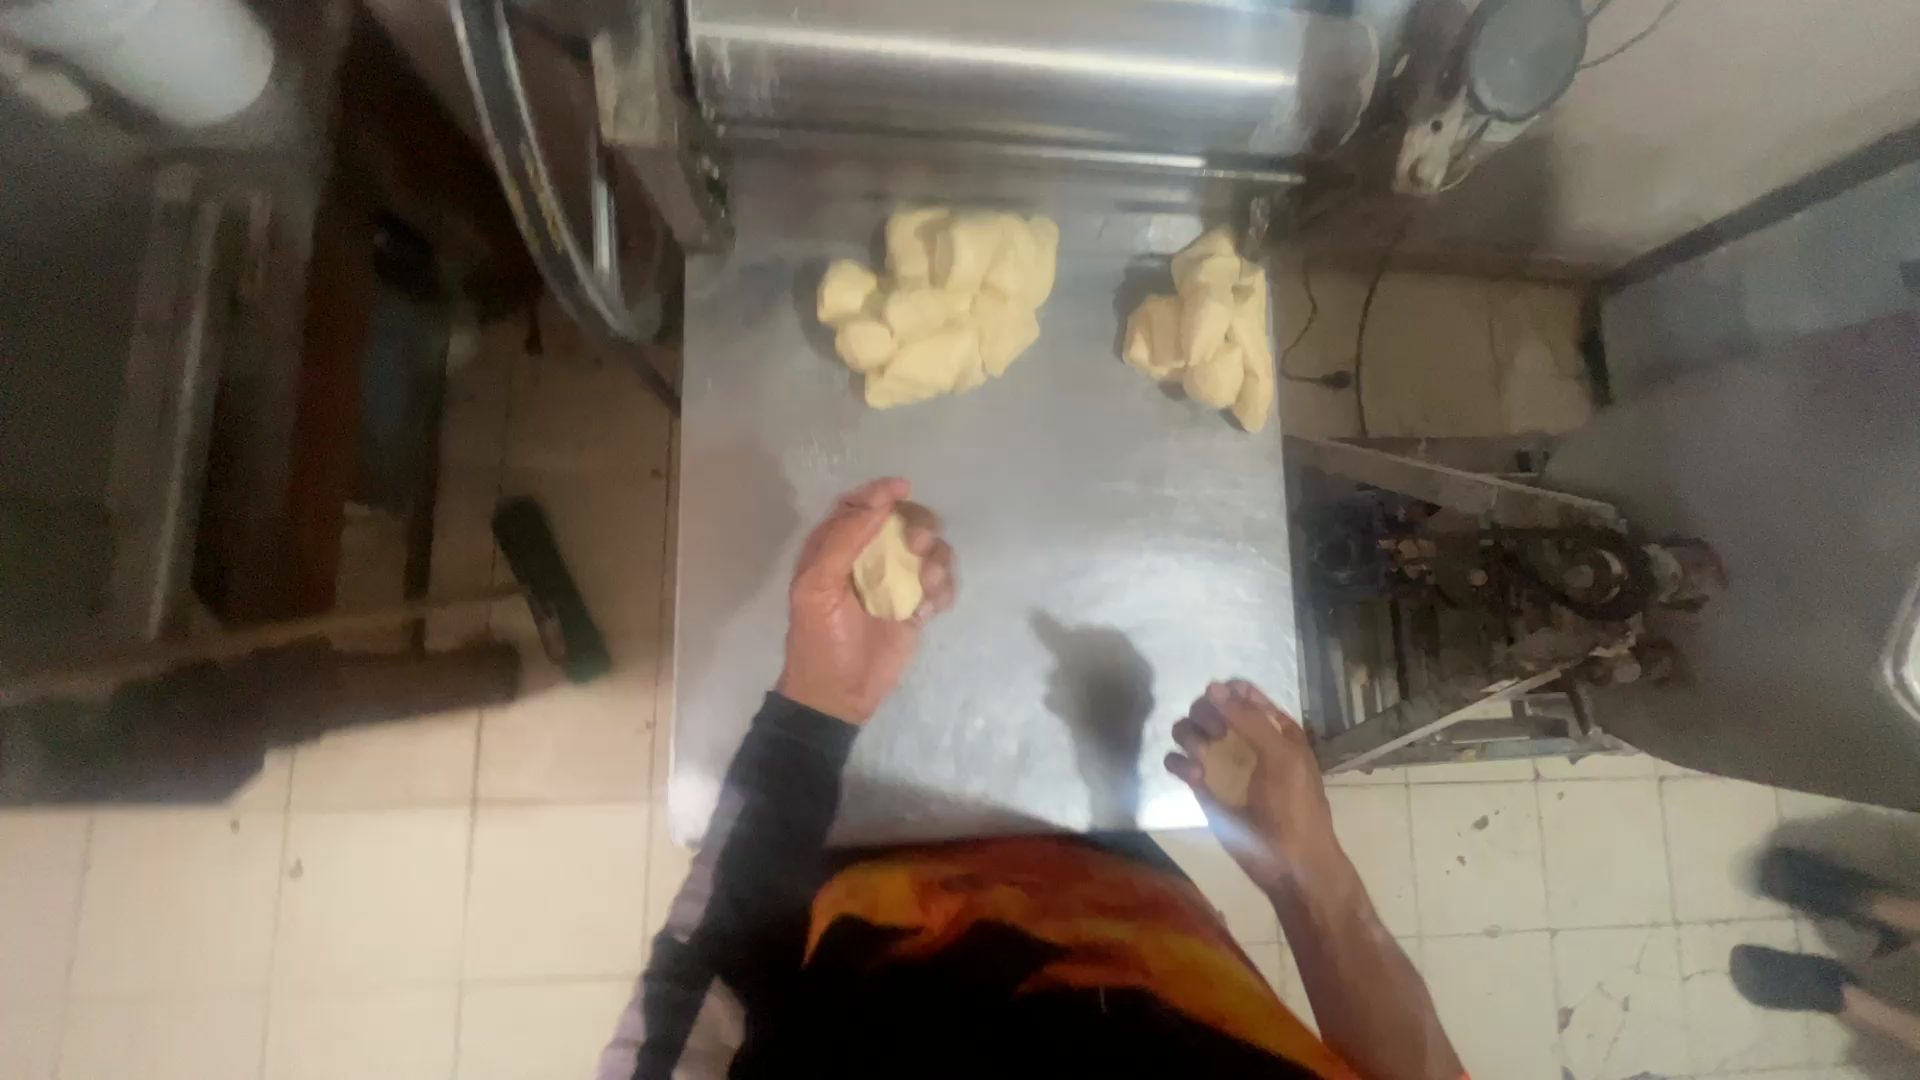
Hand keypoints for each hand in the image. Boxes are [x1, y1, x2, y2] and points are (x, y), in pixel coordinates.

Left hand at [775, 478, 956, 725]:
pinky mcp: (916, 607)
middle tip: (916, 546)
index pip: (860, 505)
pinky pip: (941, 584)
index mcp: (836, 548)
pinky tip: (927, 611)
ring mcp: (896, 582)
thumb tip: (879, 501)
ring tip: (924, 588)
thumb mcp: (818, 586)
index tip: (903, 489)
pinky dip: (942, 591)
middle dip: (918, 527)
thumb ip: (844, 539)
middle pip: (904, 521)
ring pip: (930, 551)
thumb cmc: (821, 639)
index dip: (880, 492)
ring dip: (935, 562)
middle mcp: (868, 558)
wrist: (840, 695)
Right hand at [1165, 679, 1339, 894]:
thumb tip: (1211, 686)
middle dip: (1206, 714)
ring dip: (1190, 736)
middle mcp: (1241, 739)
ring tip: (1203, 760)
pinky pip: (1176, 760)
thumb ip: (1248, 718)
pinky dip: (1179, 762)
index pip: (1239, 692)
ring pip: (1188, 730)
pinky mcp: (1200, 786)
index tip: (1223, 706)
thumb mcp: (1282, 757)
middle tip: (1217, 736)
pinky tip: (1195, 776)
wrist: (1290, 866)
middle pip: (1208, 706)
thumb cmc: (1295, 808)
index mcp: (1270, 728)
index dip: (1227, 693)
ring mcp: (1219, 762)